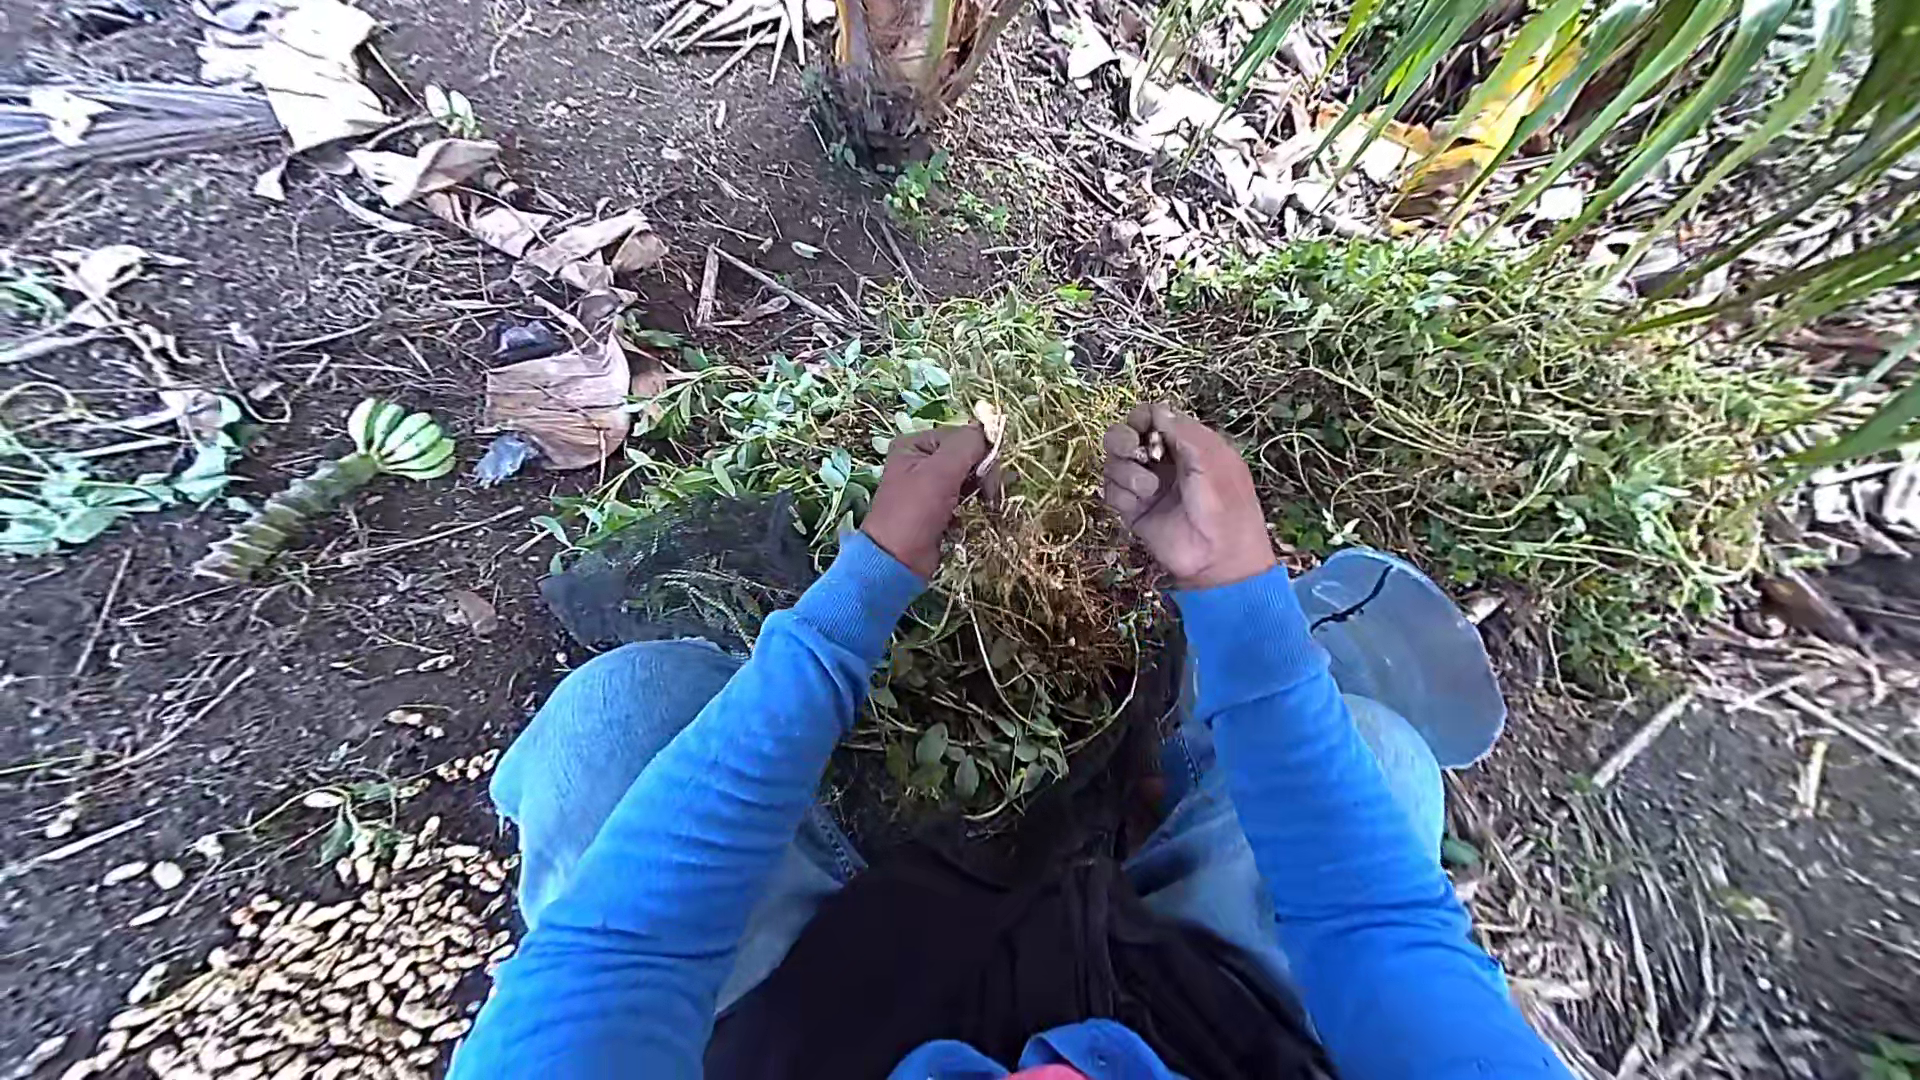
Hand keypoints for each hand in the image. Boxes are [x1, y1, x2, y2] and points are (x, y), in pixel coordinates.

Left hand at [862, 423, 989, 578]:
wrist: (897, 561)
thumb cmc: (914, 513)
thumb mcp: (939, 472)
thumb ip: (965, 445)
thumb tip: (987, 430)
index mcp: (914, 444)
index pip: (961, 436)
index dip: (980, 452)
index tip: (988, 476)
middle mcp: (921, 460)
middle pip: (967, 455)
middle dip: (983, 472)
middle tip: (989, 494)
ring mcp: (930, 484)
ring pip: (970, 476)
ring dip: (983, 489)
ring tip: (989, 504)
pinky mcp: (939, 507)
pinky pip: (966, 496)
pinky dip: (976, 503)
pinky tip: (982, 512)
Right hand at [1102, 403, 1273, 589]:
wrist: (1217, 558)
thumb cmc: (1225, 506)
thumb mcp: (1212, 461)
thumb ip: (1184, 432)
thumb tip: (1155, 411)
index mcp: (1185, 443)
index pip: (1150, 417)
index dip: (1141, 419)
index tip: (1144, 429)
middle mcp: (1160, 461)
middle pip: (1122, 435)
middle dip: (1122, 440)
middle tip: (1135, 452)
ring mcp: (1143, 485)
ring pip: (1112, 463)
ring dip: (1127, 473)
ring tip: (1149, 490)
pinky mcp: (1130, 509)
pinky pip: (1110, 491)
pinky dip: (1122, 496)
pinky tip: (1141, 506)